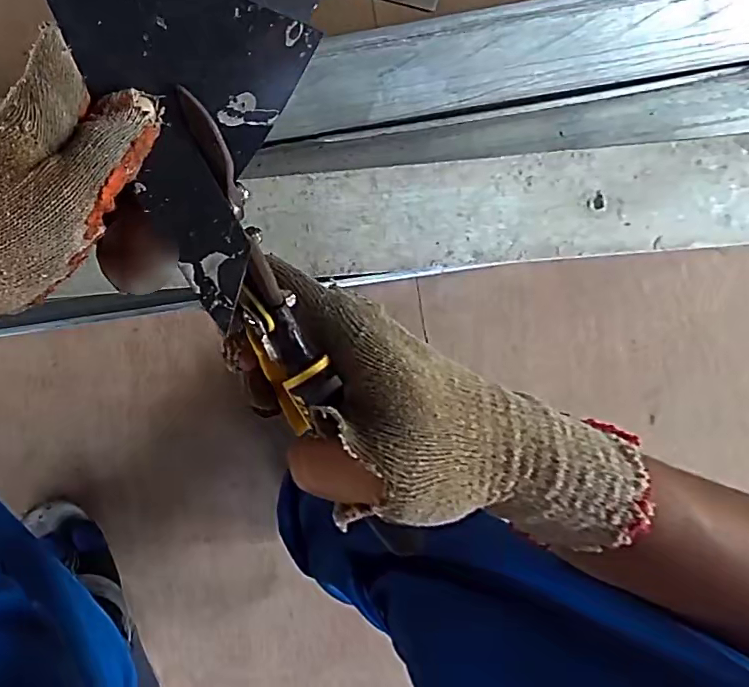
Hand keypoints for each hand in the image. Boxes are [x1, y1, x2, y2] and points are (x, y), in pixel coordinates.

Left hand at [0, 25, 160, 393]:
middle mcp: (30, 116)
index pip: (70, 43)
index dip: (112, 52)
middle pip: (94, 92)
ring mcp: (32, 146)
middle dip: (125, 121)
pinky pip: (81, 166)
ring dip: (113, 161)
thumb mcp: (68, 193)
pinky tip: (93, 213)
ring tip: (107, 199)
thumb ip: (106, 141)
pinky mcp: (34, 174)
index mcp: (35, 104)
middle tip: (129, 165)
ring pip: (93, 132)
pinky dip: (95, 186)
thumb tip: (139, 100)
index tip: (142, 85)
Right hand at [270, 256, 651, 550]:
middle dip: (254, 354)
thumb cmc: (443, 451)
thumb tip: (295, 449)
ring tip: (287, 417)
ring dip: (274, 375)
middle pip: (269, 312)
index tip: (237, 352)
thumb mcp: (373, 471)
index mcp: (339, 321)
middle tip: (263, 400)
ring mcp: (355, 336)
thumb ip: (314, 463)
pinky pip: (312, 357)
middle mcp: (343, 317)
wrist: (514, 455)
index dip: (234, 298)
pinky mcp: (365, 358)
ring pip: (288, 339)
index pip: (267, 277)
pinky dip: (298, 383)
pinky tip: (311, 419)